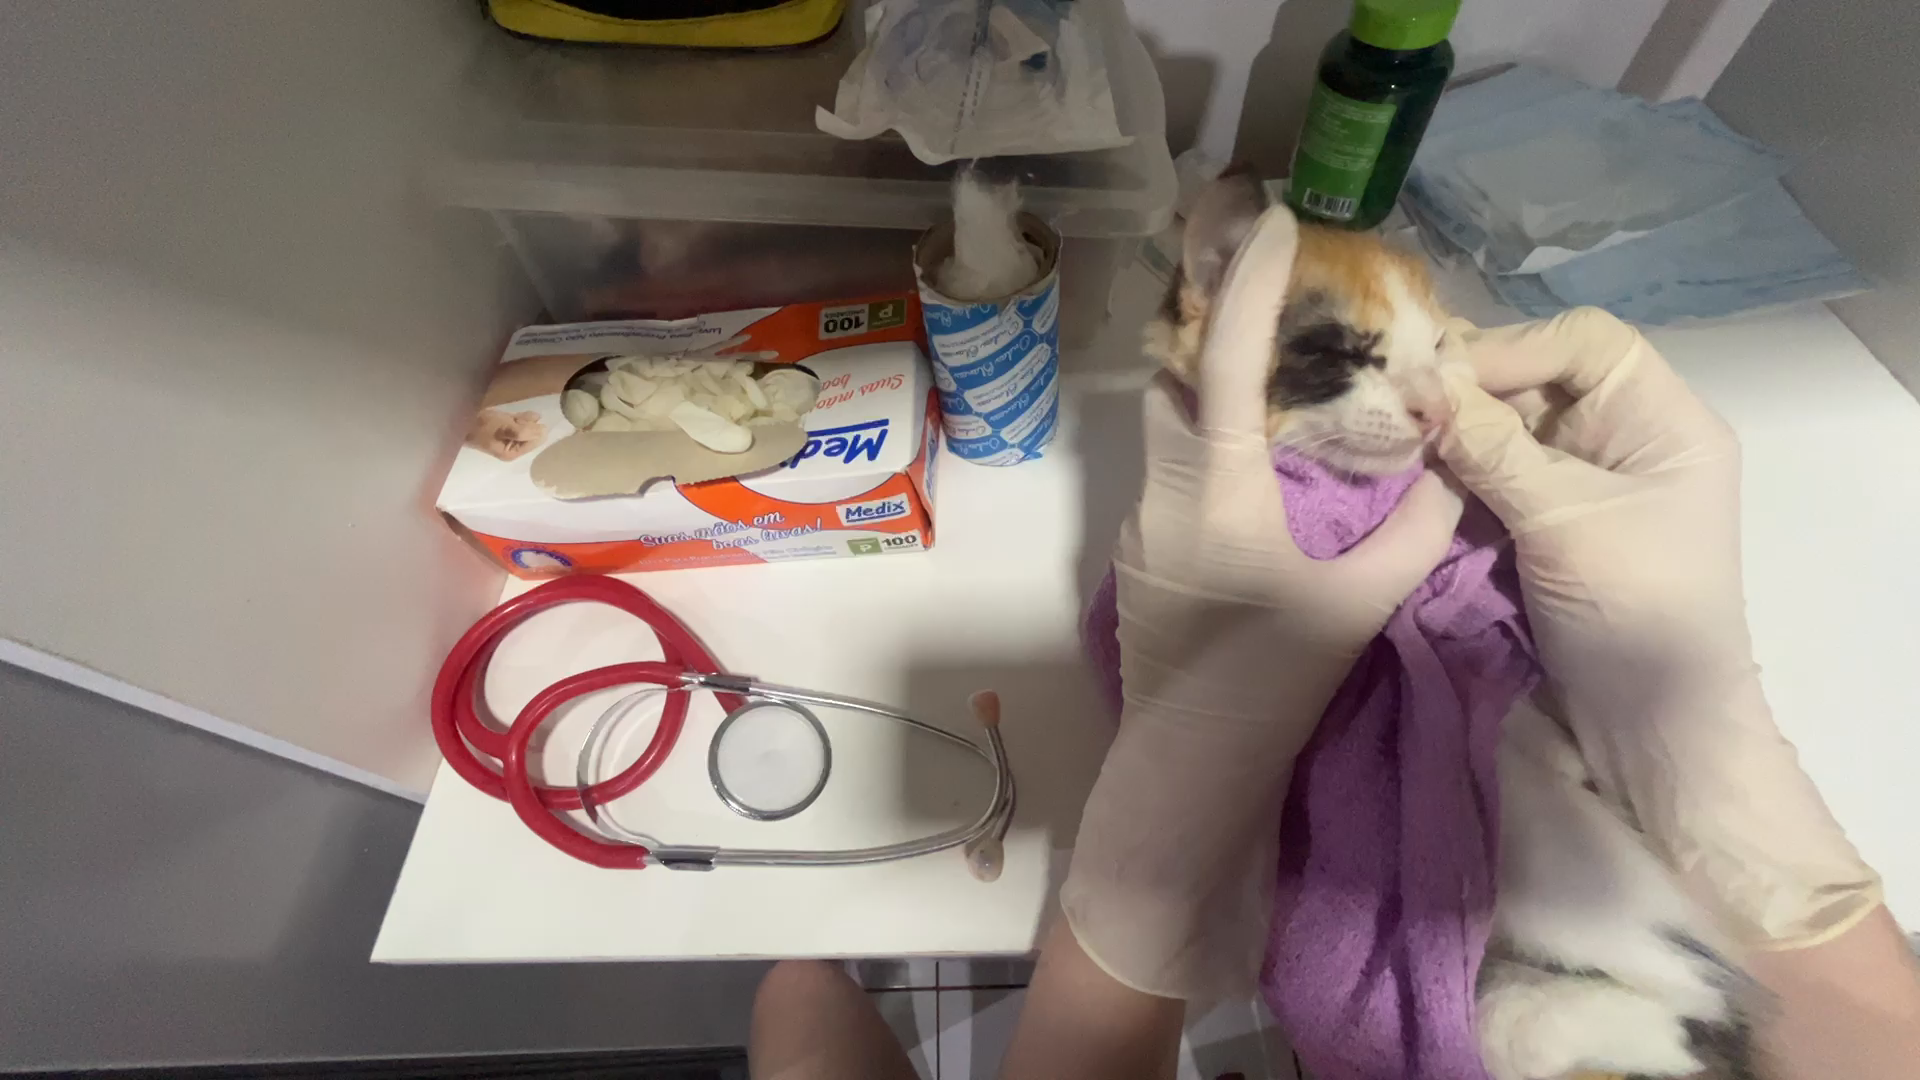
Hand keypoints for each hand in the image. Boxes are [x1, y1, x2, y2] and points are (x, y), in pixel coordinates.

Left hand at [1063, 207, 1461, 999]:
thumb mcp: (1356, 605)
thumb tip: (1446, 468)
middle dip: (1206, 325)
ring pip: (1164, 429)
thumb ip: (1411, 529)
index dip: (1248, 288)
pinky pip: (1169, 473)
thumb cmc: (1269, 684)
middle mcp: (1163, 493)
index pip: (1228, 366)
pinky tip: (1248, 455)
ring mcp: (1140, 523)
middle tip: (1256, 287)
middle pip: (1171, 383)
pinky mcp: (1140, 551)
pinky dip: (1203, 443)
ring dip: (1205, 386)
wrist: (1187, 760)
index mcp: (1217, 493)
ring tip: (1263, 359)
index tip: (1267, 222)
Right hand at [1435, 307, 1880, 946]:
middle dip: (1462, 388)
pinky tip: (1401, 471)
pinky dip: (1438, 469)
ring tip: (1388, 436)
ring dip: (1442, 431)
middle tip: (1394, 404)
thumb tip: (1424, 385)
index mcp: (1655, 422)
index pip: (1583, 345)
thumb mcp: (1567, 521)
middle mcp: (1607, 437)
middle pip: (1528, 379)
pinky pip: (1473, 471)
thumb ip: (1494, 450)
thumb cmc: (1631, 612)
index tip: (1436, 382)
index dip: (1509, 350)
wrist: (1631, 718)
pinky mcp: (1518, 517)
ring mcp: (1559, 479)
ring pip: (1491, 426)